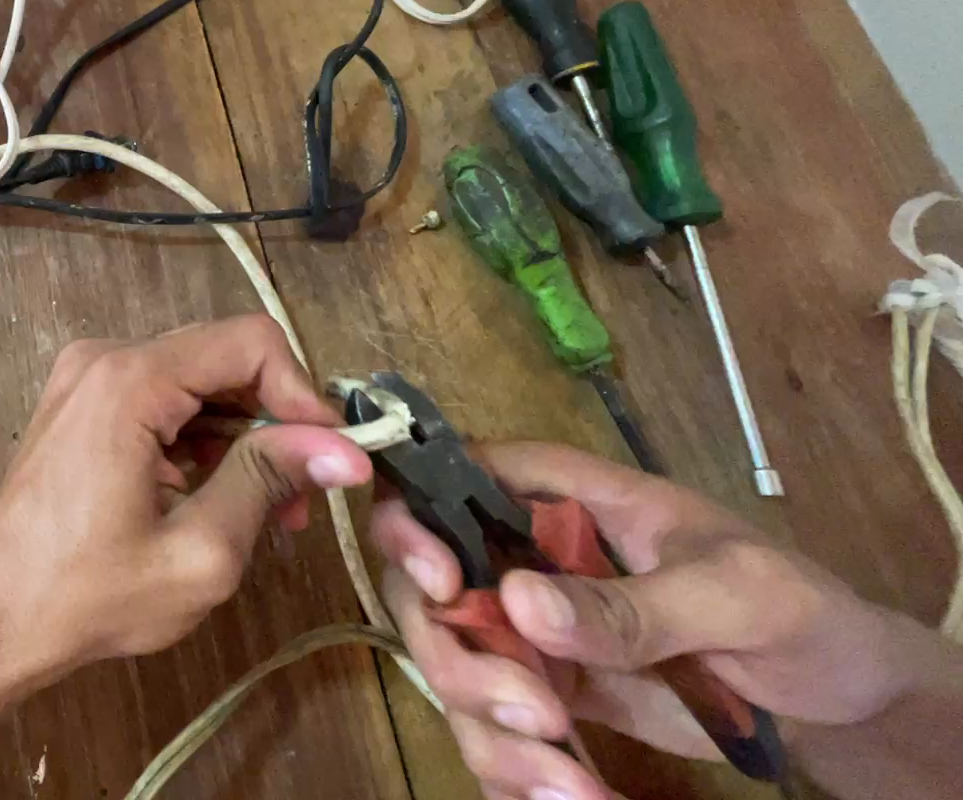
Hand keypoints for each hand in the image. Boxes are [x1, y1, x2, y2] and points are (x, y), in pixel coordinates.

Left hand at [0, 314, 372, 685]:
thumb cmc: (90, 595)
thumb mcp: (200, 551)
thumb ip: (268, 481)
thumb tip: (346, 450)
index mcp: (128, 379)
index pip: (248, 340)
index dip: (301, 391)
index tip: (329, 452)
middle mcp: (103, 358)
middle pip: (220, 357)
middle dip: (273, 418)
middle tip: (301, 494)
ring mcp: (84, 376)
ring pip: (194, 379)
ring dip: (239, 433)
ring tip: (268, 507)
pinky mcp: (80, 401)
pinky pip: (160, 396)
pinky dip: (198, 436)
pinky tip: (216, 492)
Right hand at [373, 442, 947, 799]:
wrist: (843, 697)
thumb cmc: (799, 612)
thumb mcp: (738, 595)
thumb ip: (631, 602)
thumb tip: (517, 602)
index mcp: (541, 494)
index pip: (433, 484)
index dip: (409, 526)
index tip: (443, 591)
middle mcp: (505, 553)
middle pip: (417, 589)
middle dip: (455, 659)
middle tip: (537, 716)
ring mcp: (512, 623)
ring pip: (444, 666)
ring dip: (493, 734)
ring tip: (575, 788)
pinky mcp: (528, 686)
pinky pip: (485, 726)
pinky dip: (513, 773)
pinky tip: (576, 799)